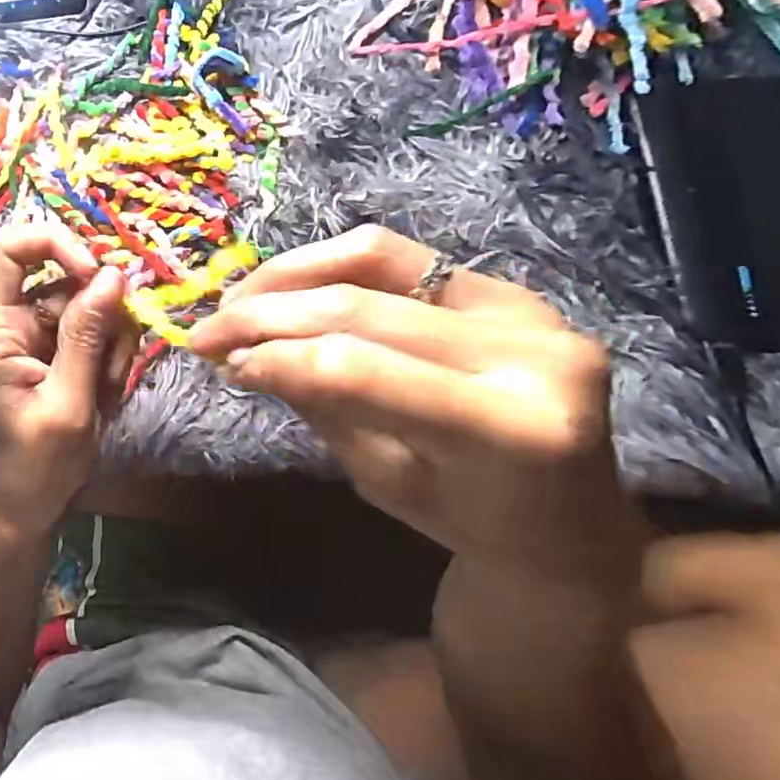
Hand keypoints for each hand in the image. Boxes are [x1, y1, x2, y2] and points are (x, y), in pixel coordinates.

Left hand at [0, 225, 137, 534]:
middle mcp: (10, 319)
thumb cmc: (38, 463)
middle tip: (111, 360)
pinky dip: (111, 351)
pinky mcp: (56, 344)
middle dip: (100, 310)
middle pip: (61, 273)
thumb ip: (87, 337)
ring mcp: (35, 330)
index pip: (7, 249)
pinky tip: (106, 390)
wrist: (30, 502)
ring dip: (110, 339)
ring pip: (87, 299)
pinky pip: (95, 323)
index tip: (94, 272)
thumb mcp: (68, 403)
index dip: (52, 243)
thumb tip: (112, 274)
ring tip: (105, 389)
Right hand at [189, 225, 636, 584]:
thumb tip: (241, 356)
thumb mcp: (384, 480)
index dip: (277, 356)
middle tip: (207, 330)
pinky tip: (289, 285)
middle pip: (362, 305)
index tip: (217, 360)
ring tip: (239, 299)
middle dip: (268, 313)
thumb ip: (321, 408)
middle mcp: (533, 352)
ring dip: (292, 273)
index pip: (362, 369)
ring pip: (377, 257)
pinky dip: (332, 264)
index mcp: (512, 429)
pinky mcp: (510, 289)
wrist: (572, 524)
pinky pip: (402, 256)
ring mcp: (528, 308)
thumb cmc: (474, 524)